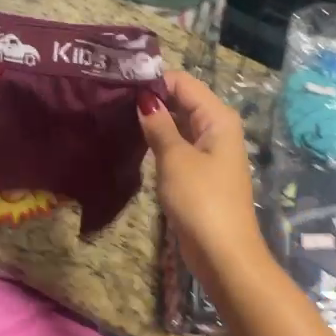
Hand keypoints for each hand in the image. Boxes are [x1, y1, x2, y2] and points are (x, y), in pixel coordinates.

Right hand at [138, 72, 267, 274]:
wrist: (223, 254)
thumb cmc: (201, 201)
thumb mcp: (175, 159)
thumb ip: (159, 126)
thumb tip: (144, 99)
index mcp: (218, 118)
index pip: (183, 83)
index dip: (154, 81)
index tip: (119, 86)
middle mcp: (218, 130)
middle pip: (182, 103)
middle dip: (152, 102)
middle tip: (112, 104)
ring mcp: (211, 154)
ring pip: (180, 127)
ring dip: (154, 125)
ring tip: (118, 122)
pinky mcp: (201, 177)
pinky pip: (180, 150)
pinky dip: (161, 146)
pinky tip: (137, 148)